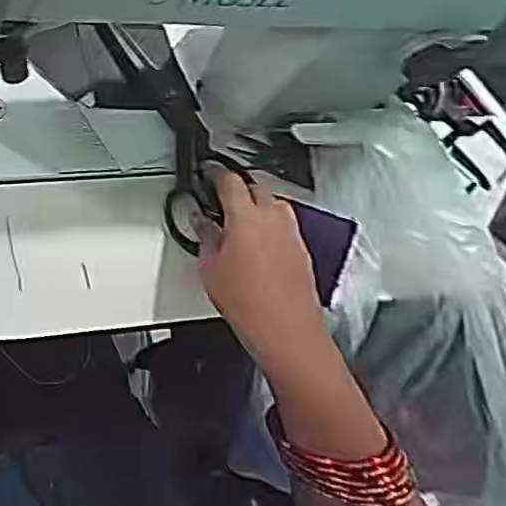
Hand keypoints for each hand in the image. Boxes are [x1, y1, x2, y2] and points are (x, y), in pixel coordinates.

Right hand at [195, 167, 328, 369]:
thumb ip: (205, 236)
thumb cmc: (250, 303)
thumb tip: (203, 224)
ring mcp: (291, 235)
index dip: (215, 174)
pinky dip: (269, 225)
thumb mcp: (210, 267)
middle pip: (256, 186)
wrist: (286, 331)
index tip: (207, 176)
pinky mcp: (302, 251)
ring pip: (274, 204)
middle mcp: (274, 220)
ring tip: (238, 220)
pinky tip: (255, 242)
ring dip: (257, 205)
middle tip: (219, 198)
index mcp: (246, 217)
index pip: (230, 181)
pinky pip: (284, 225)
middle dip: (237, 188)